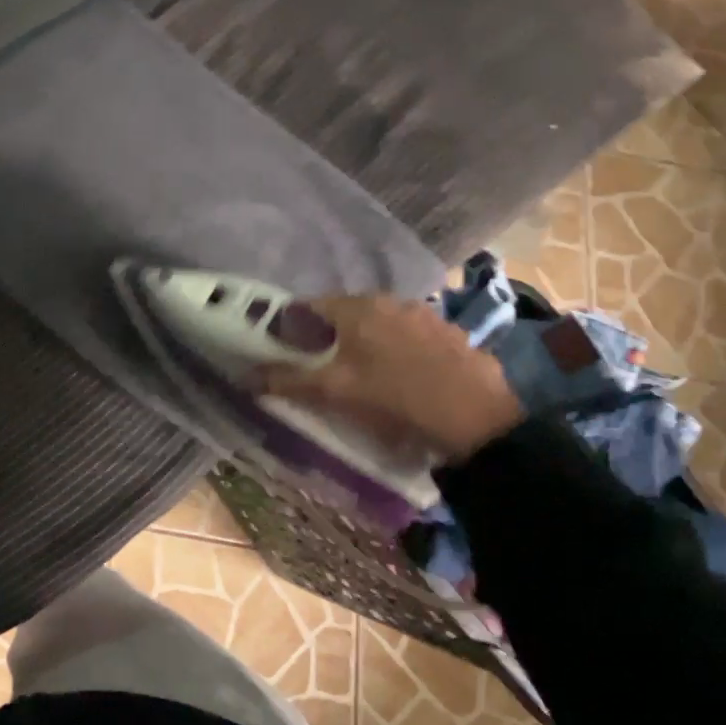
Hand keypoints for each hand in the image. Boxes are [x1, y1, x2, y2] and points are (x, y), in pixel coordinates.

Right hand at [260, 295, 524, 457]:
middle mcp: (393, 301)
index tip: (285, 349)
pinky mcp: (455, 338)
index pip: (310, 305)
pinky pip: (413, 338)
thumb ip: (287, 380)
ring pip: (382, 324)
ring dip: (367, 341)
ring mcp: (429, 317)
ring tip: (362, 373)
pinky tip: (401, 378)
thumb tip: (247, 376)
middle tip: (320, 364)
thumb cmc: (394, 398)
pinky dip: (399, 351)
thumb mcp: (333, 393)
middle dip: (329, 334)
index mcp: (359, 307)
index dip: (292, 326)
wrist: (479, 422)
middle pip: (347, 313)